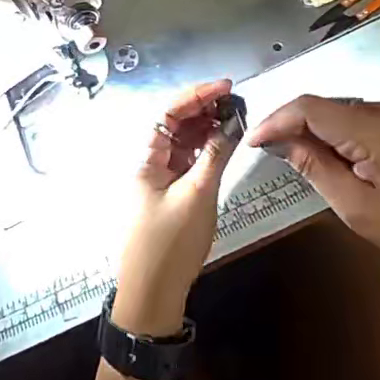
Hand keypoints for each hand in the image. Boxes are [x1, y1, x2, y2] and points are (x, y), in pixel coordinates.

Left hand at [114, 80, 239, 335]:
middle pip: (174, 123)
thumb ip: (215, 156)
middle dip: (202, 107)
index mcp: (146, 159)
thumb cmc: (170, 244)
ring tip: (233, 115)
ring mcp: (162, 177)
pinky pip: (190, 158)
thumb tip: (232, 124)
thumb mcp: (197, 196)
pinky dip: (207, 147)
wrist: (154, 292)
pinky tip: (224, 140)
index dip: (195, 95)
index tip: (224, 87)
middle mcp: (151, 163)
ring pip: (183, 140)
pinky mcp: (173, 192)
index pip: (168, 113)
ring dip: (206, 125)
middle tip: (233, 100)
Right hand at [246, 96, 379, 314]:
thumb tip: (283, 142)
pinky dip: (342, 137)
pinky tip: (337, 163)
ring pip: (344, 113)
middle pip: (326, 106)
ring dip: (319, 133)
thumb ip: (316, 168)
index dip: (275, 120)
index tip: (251, 143)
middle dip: (295, 127)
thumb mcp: (357, 207)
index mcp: (374, 127)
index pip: (309, 107)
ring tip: (303, 164)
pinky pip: (364, 121)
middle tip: (273, 157)